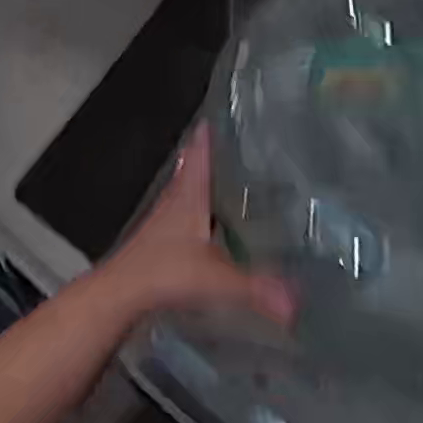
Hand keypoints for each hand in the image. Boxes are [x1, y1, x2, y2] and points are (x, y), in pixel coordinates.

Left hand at [98, 128, 295, 323]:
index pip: (197, 159)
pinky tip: (204, 225)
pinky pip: (180, 216)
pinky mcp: (158, 241)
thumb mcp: (217, 279)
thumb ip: (258, 287)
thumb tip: (297, 300)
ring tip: (217, 179)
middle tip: (220, 146)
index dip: (203, 140)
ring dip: (197, 183)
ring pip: (183, 193)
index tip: (209, 121)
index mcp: (187, 198)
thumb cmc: (166, 272)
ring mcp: (163, 221)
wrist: (124, 290)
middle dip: (203, 158)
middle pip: (188, 172)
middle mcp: (173, 202)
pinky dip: (194, 211)